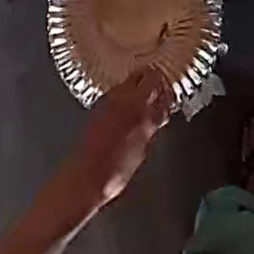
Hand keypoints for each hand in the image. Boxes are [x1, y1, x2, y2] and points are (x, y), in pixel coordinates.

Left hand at [58, 70, 172, 212]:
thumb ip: (149, 131)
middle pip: (149, 76)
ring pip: (133, 78)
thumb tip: (152, 123)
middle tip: (158, 86)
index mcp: (146, 117)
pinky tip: (124, 103)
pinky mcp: (100, 103)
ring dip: (140, 82)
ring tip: (142, 93)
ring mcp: (113, 100)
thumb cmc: (112, 173)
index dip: (168, 95)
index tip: (169, 96)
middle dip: (156, 80)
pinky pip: (117, 89)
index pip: (164, 95)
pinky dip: (124, 91)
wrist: (85, 177)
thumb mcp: (142, 152)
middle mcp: (130, 103)